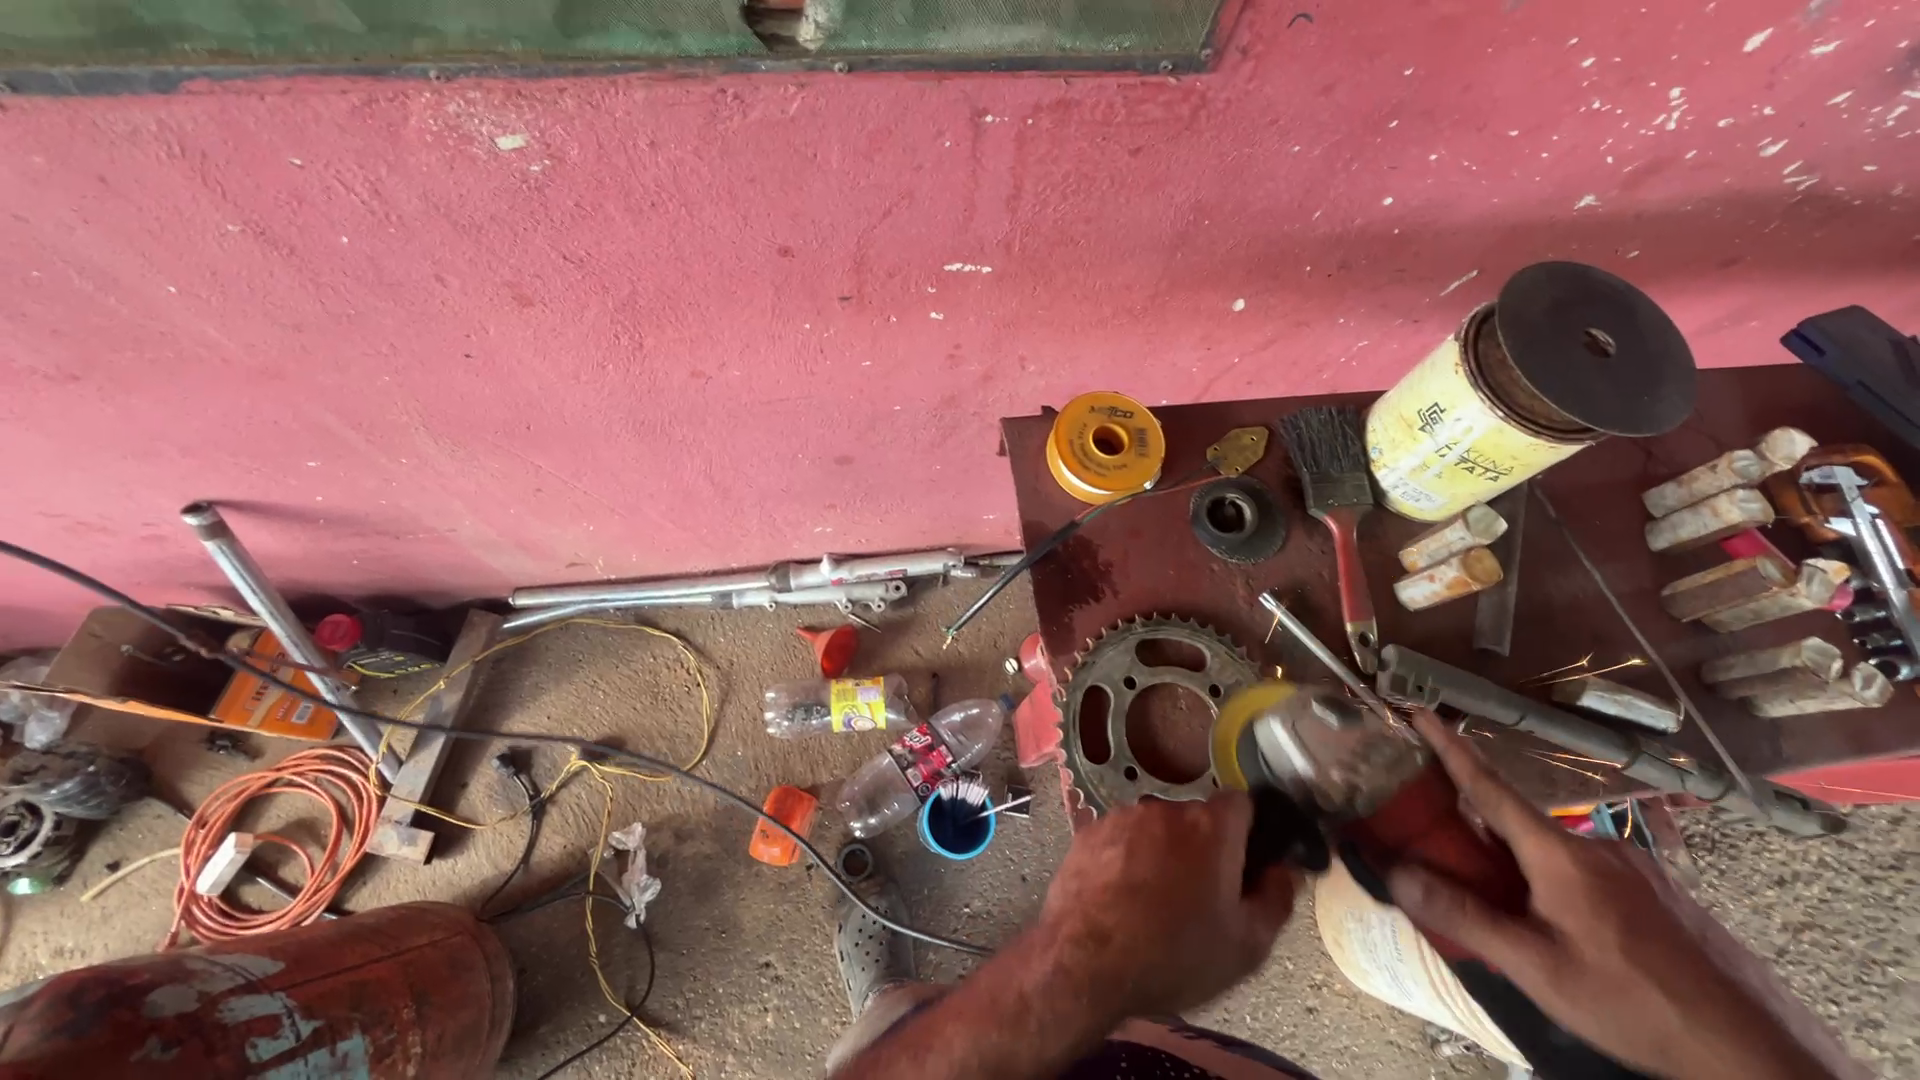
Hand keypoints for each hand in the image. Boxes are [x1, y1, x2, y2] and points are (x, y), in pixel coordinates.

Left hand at [1034, 793, 1296, 1022]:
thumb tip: (1284, 870)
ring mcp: (1121, 817)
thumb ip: (1276, 898)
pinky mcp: (1088, 832)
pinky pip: (1119, 839)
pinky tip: (1119, 897)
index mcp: (1211, 828)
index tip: (1243, 860)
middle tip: (1198, 895)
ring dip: (1160, 853)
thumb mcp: (1246, 945)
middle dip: (1201, 848)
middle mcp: (1165, 809)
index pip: (1240, 803)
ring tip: (1152, 902)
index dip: (1246, 829)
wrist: (1085, 961)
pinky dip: (1124, 859)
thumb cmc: (1174, 955)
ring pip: (1154, 829)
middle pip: (1194, 819)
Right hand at [1387, 708, 1866, 1079]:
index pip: (1489, 786)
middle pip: (1513, 822)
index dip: (1449, 747)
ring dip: (1511, 865)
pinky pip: (1578, 870)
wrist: (1751, 1048)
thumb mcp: (1536, 967)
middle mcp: (1593, 845)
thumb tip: (1397, 872)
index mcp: (1559, 853)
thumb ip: (1463, 916)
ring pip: (1547, 852)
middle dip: (1470, 828)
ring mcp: (1629, 865)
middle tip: (1435, 846)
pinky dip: (1546, 882)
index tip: (1420, 710)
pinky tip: (1551, 924)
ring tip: (1496, 907)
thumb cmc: (1633, 1002)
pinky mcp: (1653, 890)